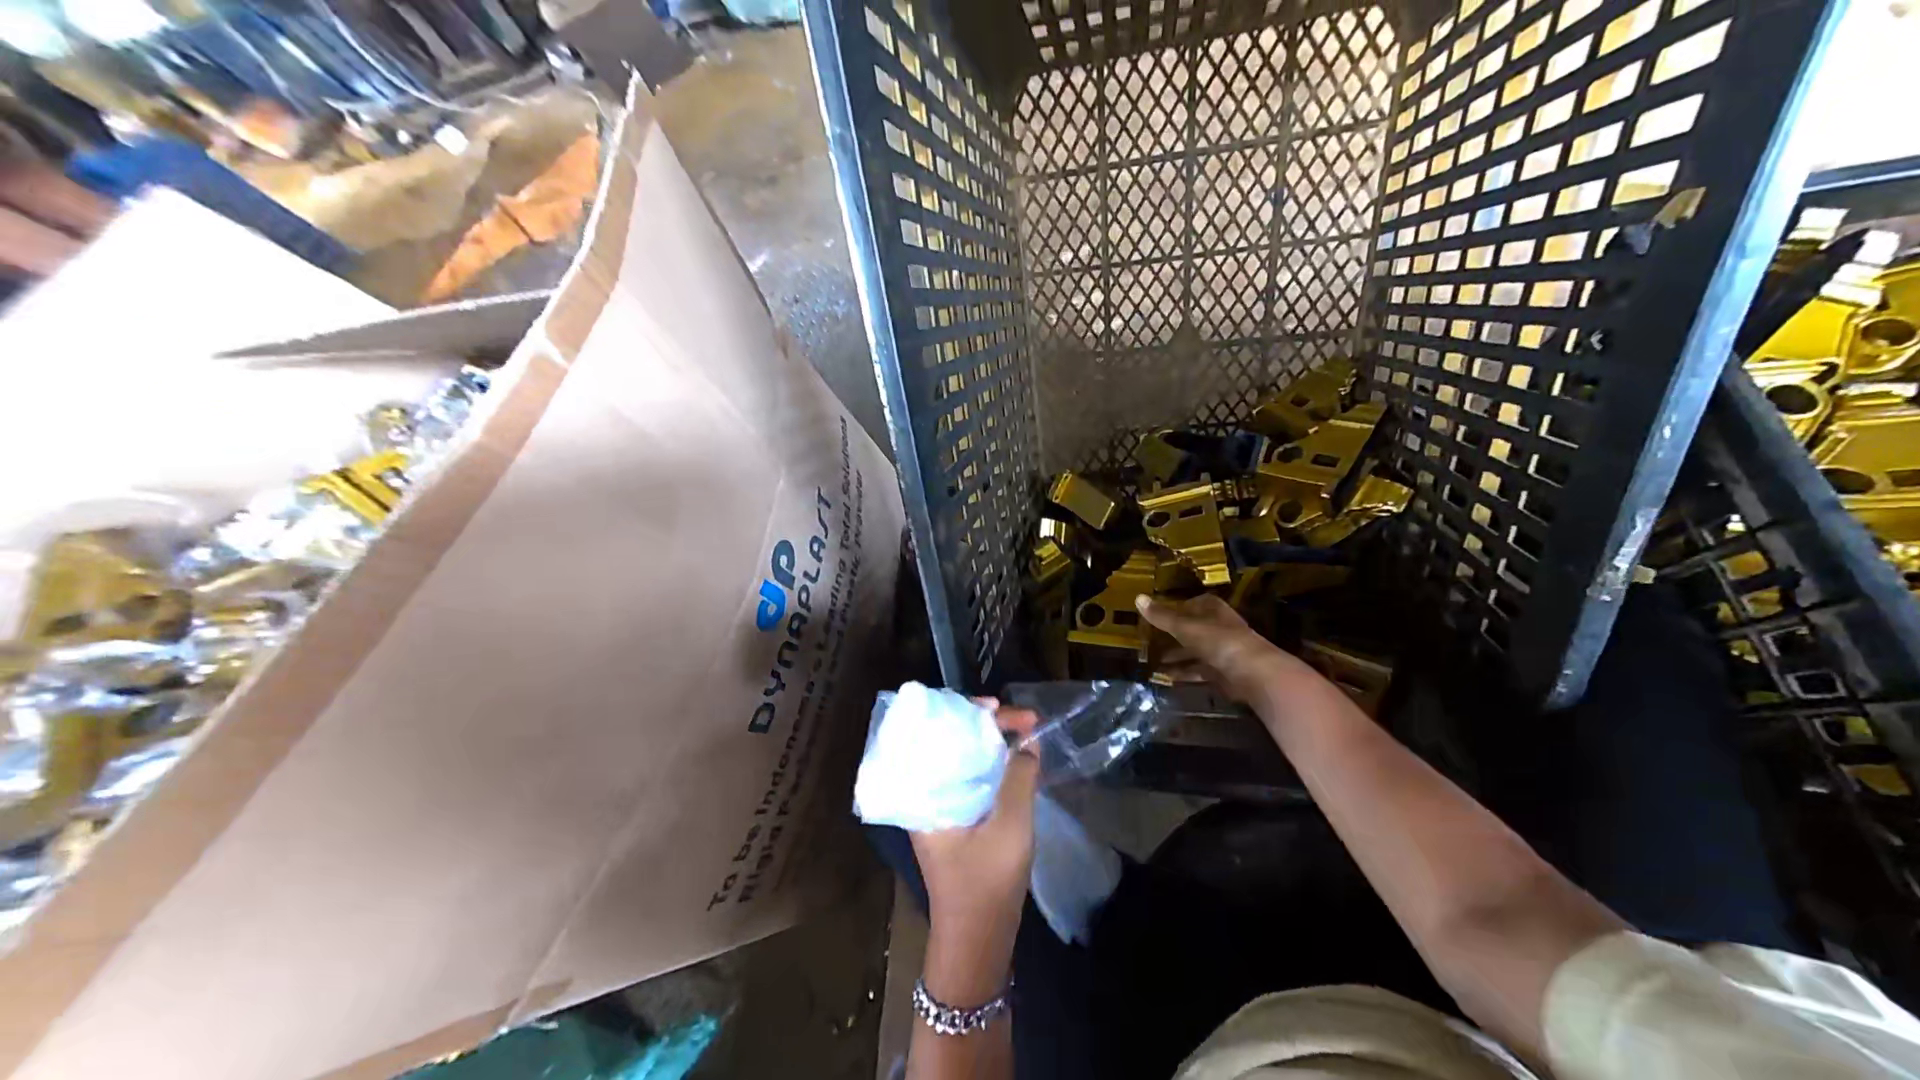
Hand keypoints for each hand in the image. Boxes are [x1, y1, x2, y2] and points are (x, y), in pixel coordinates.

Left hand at [911, 703, 1038, 1002]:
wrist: (977, 941)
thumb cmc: (986, 882)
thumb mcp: (1010, 826)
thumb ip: (1019, 778)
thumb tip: (1028, 741)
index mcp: (923, 789)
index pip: (935, 732)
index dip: (968, 712)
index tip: (1002, 709)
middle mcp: (926, 791)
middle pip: (951, 741)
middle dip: (987, 724)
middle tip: (1026, 720)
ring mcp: (942, 806)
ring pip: (964, 759)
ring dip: (993, 742)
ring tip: (1024, 731)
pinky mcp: (958, 819)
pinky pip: (972, 778)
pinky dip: (993, 765)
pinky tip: (1016, 761)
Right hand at [1136, 594, 1332, 713]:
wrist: (1251, 672)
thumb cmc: (1217, 640)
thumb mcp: (1184, 626)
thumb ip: (1161, 616)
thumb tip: (1137, 597)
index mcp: (1213, 610)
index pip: (1192, 604)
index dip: (1175, 609)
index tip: (1156, 617)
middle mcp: (1219, 627)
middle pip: (1192, 629)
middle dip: (1172, 636)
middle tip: (1150, 642)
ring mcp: (1222, 651)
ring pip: (1194, 651)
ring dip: (1176, 657)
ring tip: (1153, 663)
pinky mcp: (1223, 672)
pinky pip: (1199, 671)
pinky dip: (1184, 673)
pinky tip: (1166, 678)